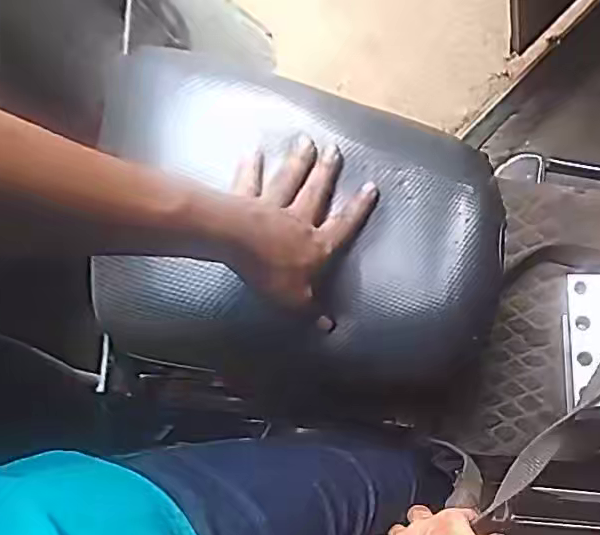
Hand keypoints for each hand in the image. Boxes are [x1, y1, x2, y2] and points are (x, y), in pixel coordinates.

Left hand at [223, 135, 379, 317]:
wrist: (229, 240)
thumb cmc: (268, 271)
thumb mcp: (295, 301)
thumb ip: (312, 312)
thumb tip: (329, 327)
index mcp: (317, 245)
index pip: (344, 226)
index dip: (358, 208)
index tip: (370, 187)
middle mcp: (298, 220)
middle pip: (316, 193)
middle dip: (328, 172)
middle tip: (335, 149)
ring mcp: (270, 206)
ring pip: (288, 181)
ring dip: (298, 161)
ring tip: (306, 141)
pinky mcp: (242, 199)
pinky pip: (249, 181)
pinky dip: (251, 166)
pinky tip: (254, 151)